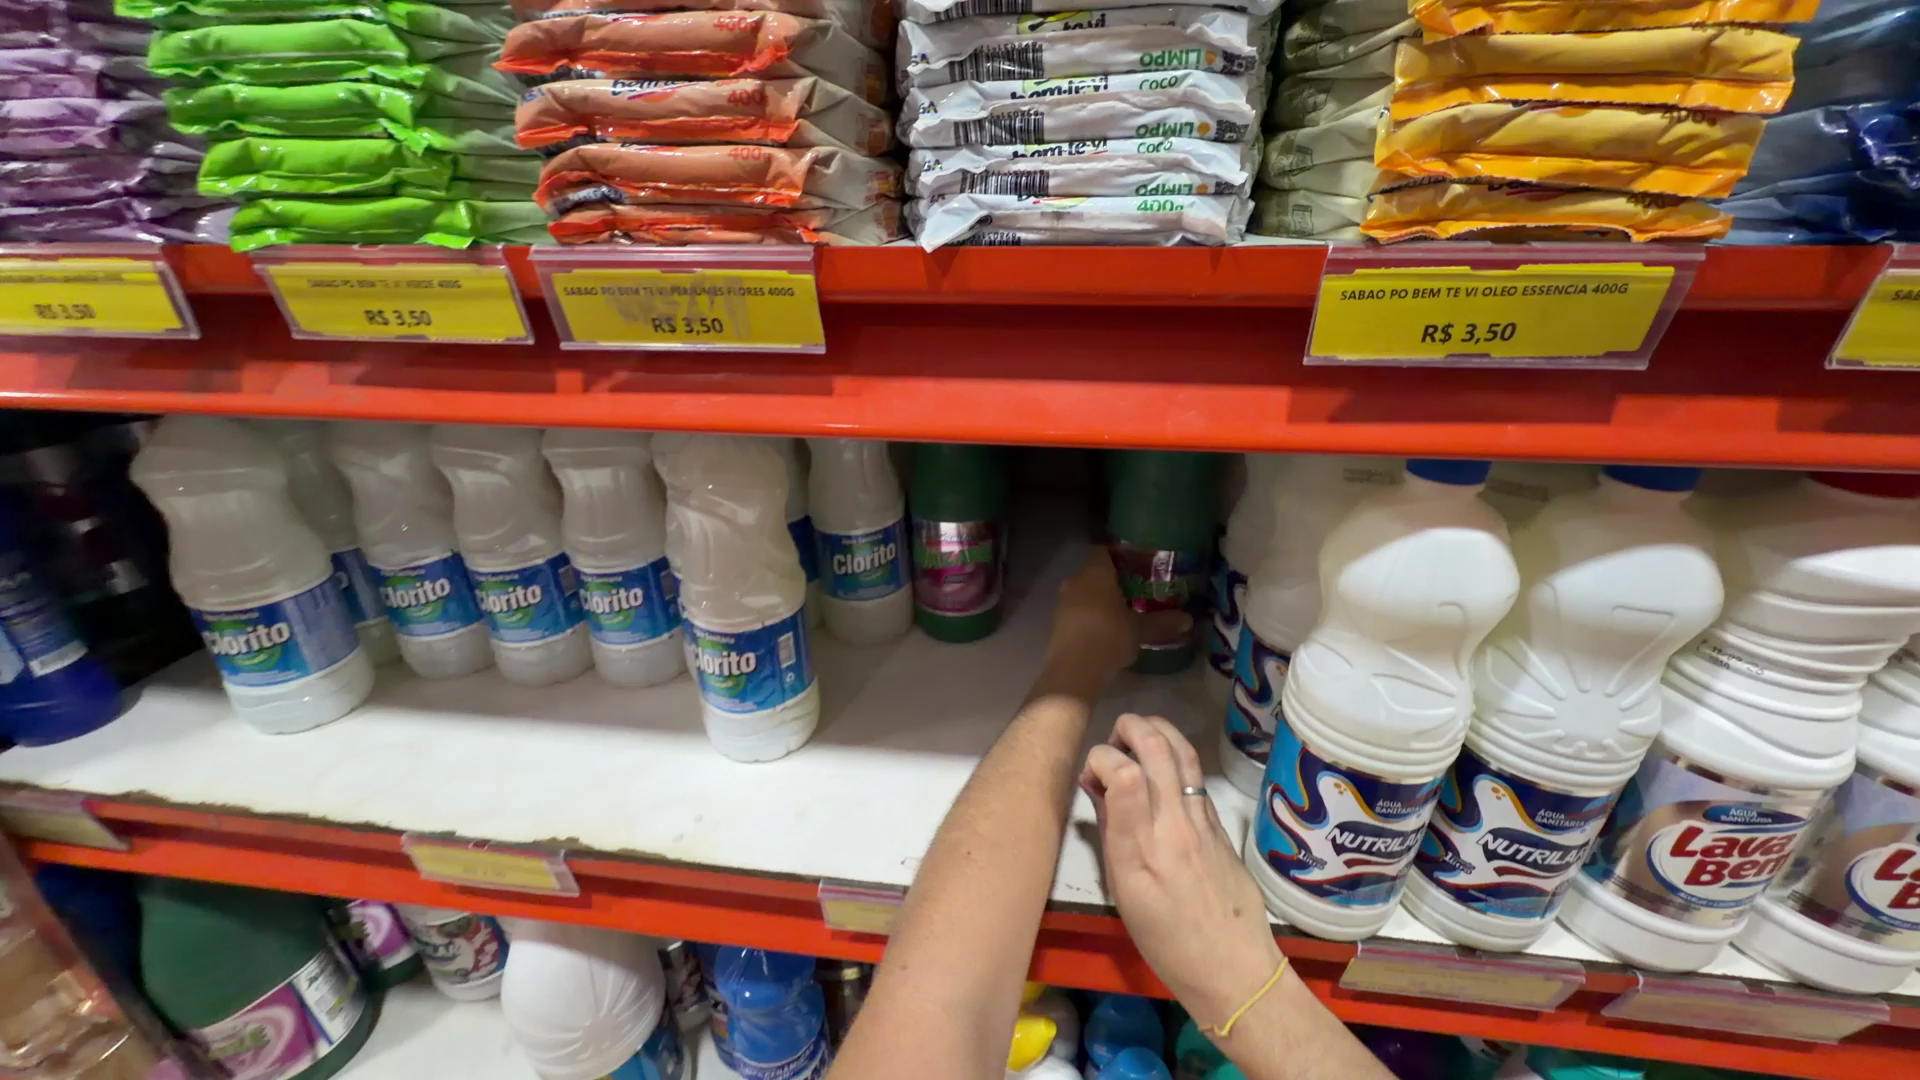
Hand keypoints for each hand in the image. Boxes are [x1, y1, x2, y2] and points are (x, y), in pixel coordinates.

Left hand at [1043, 549, 1192, 687]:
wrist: (1074, 668)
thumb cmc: (1110, 635)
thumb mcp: (1140, 629)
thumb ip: (1163, 622)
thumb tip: (1188, 619)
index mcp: (1095, 572)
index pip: (1103, 550)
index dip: (1118, 555)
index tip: (1136, 565)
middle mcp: (1075, 580)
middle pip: (1093, 572)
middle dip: (1111, 581)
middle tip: (1134, 591)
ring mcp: (1062, 602)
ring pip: (1083, 592)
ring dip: (1098, 600)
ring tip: (1122, 612)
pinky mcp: (1056, 623)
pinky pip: (1076, 611)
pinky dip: (1088, 616)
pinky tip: (1105, 630)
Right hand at [1081, 714, 1283, 1028]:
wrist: (1234, 969)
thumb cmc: (1166, 941)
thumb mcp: (1121, 893)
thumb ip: (1110, 833)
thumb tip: (1098, 788)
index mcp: (1142, 849)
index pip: (1124, 775)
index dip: (1101, 758)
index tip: (1091, 775)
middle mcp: (1174, 824)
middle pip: (1156, 748)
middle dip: (1128, 728)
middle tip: (1112, 742)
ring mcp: (1202, 820)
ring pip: (1181, 751)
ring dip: (1155, 729)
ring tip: (1135, 736)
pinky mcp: (1220, 823)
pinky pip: (1195, 773)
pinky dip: (1172, 754)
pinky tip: (1160, 765)